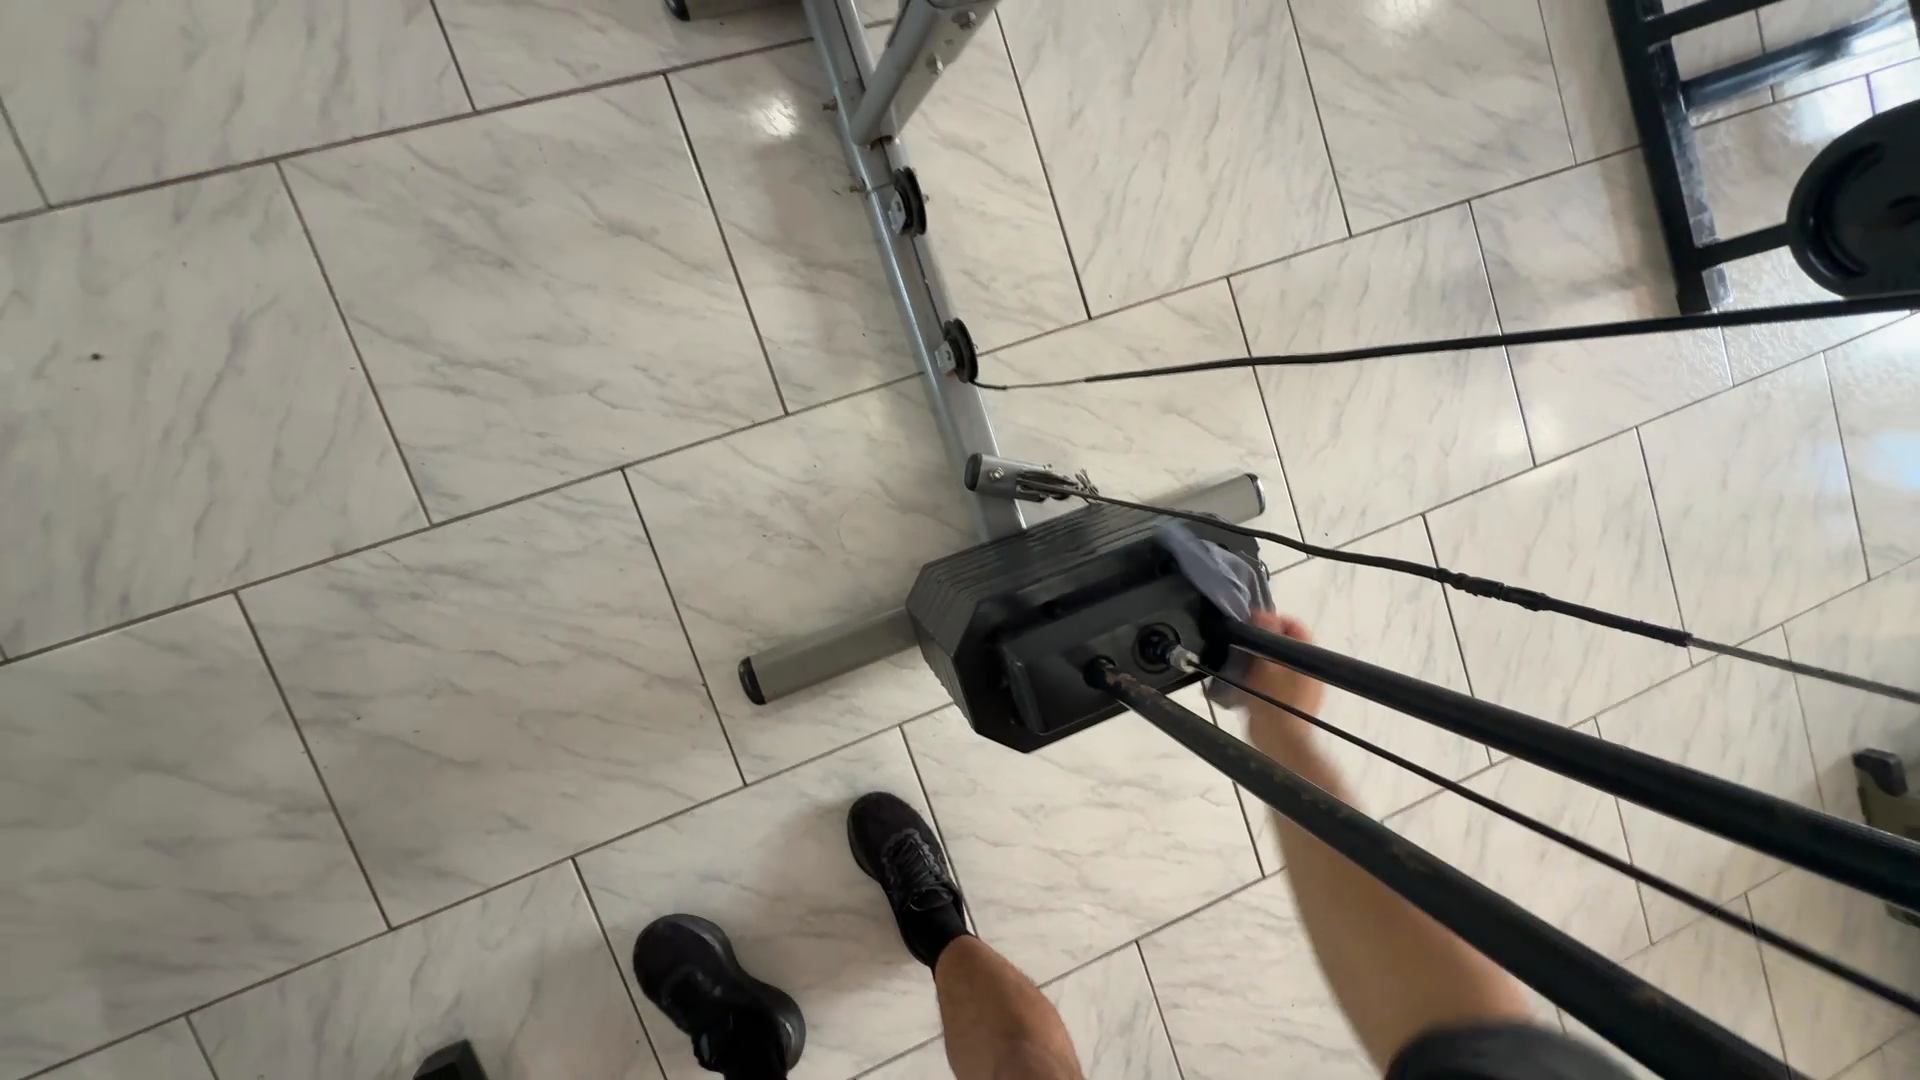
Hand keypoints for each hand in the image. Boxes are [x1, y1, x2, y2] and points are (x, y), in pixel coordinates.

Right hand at [1242, 611, 1326, 750]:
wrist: (1279, 742)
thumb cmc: (1273, 701)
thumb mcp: (1265, 664)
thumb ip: (1265, 636)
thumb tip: (1262, 613)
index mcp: (1307, 659)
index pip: (1295, 626)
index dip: (1273, 620)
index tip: (1251, 626)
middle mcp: (1309, 670)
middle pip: (1285, 644)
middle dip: (1263, 640)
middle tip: (1243, 645)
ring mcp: (1301, 687)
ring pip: (1278, 661)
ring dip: (1260, 659)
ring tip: (1241, 663)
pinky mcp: (1289, 701)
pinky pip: (1275, 679)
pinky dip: (1261, 676)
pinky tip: (1246, 683)